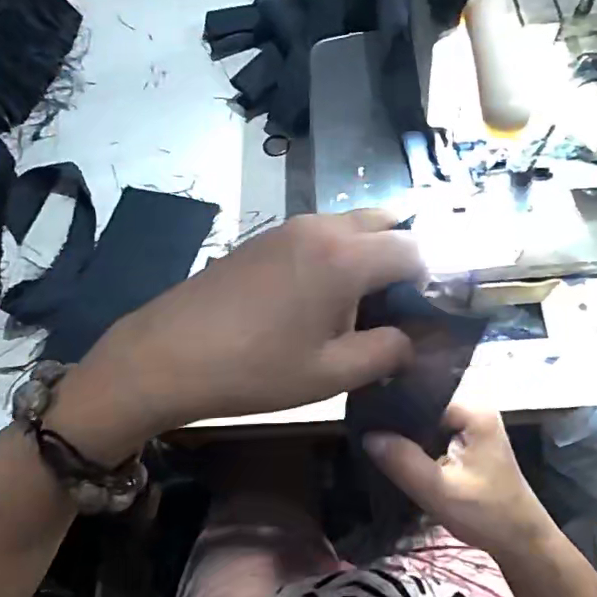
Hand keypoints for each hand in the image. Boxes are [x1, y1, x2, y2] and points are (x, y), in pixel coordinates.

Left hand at [65, 210, 425, 445]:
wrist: (165, 354)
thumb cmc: (254, 369)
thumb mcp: (331, 373)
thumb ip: (386, 351)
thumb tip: (411, 339)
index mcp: (346, 257)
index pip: (413, 249)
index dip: (431, 278)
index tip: (428, 312)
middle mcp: (322, 227)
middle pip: (384, 223)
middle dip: (402, 257)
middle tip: (397, 305)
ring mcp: (288, 227)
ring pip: (350, 226)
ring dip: (368, 254)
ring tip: (358, 305)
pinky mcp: (264, 237)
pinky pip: (319, 234)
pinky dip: (337, 254)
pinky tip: (318, 298)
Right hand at [363, 404, 558, 559]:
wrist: (521, 541)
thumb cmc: (487, 514)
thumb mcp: (439, 491)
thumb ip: (404, 461)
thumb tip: (368, 435)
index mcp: (472, 410)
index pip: (422, 393)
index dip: (393, 405)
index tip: (364, 417)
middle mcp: (473, 408)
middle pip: (424, 404)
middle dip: (397, 419)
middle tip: (365, 431)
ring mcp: (472, 424)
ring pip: (427, 420)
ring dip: (406, 432)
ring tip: (374, 438)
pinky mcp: (468, 440)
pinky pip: (434, 432)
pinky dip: (418, 442)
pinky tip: (397, 451)